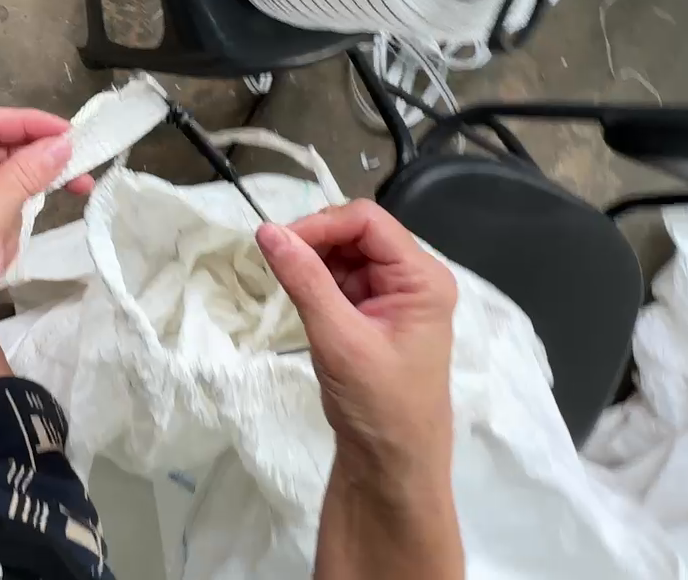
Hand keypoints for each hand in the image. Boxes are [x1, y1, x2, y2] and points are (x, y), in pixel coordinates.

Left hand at [0, 107, 89, 348]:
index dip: (32, 124)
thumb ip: (25, 176)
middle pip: (2, 152)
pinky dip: (5, 234)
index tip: (72, 132)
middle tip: (79, 180)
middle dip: (29, 181)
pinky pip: (2, 209)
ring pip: (8, 184)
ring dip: (12, 219)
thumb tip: (64, 143)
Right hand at [255, 201, 457, 481]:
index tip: (279, 243)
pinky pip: (337, 273)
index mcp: (421, 278)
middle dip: (314, 241)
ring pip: (342, 248)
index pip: (367, 221)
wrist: (391, 464)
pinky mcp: (371, 307)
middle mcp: (411, 276)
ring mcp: (392, 291)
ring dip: (311, 260)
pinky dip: (313, 277)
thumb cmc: (378, 403)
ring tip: (291, 287)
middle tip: (279, 265)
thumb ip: (304, 279)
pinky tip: (302, 298)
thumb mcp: (338, 338)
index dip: (321, 224)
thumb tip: (266, 229)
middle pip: (354, 230)